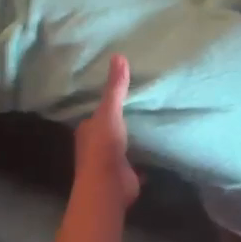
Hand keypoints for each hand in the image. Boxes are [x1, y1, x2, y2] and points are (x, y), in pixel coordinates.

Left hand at [74, 54, 139, 207]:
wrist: (108, 185)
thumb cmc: (104, 146)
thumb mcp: (109, 112)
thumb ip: (115, 88)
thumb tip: (118, 55)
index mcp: (87, 131)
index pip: (94, 116)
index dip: (104, 109)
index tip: (118, 99)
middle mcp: (93, 148)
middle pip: (106, 133)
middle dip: (117, 126)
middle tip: (136, 112)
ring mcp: (108, 165)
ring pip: (119, 150)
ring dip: (129, 144)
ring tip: (146, 131)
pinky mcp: (123, 178)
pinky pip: (134, 167)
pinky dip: (141, 164)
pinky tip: (154, 157)